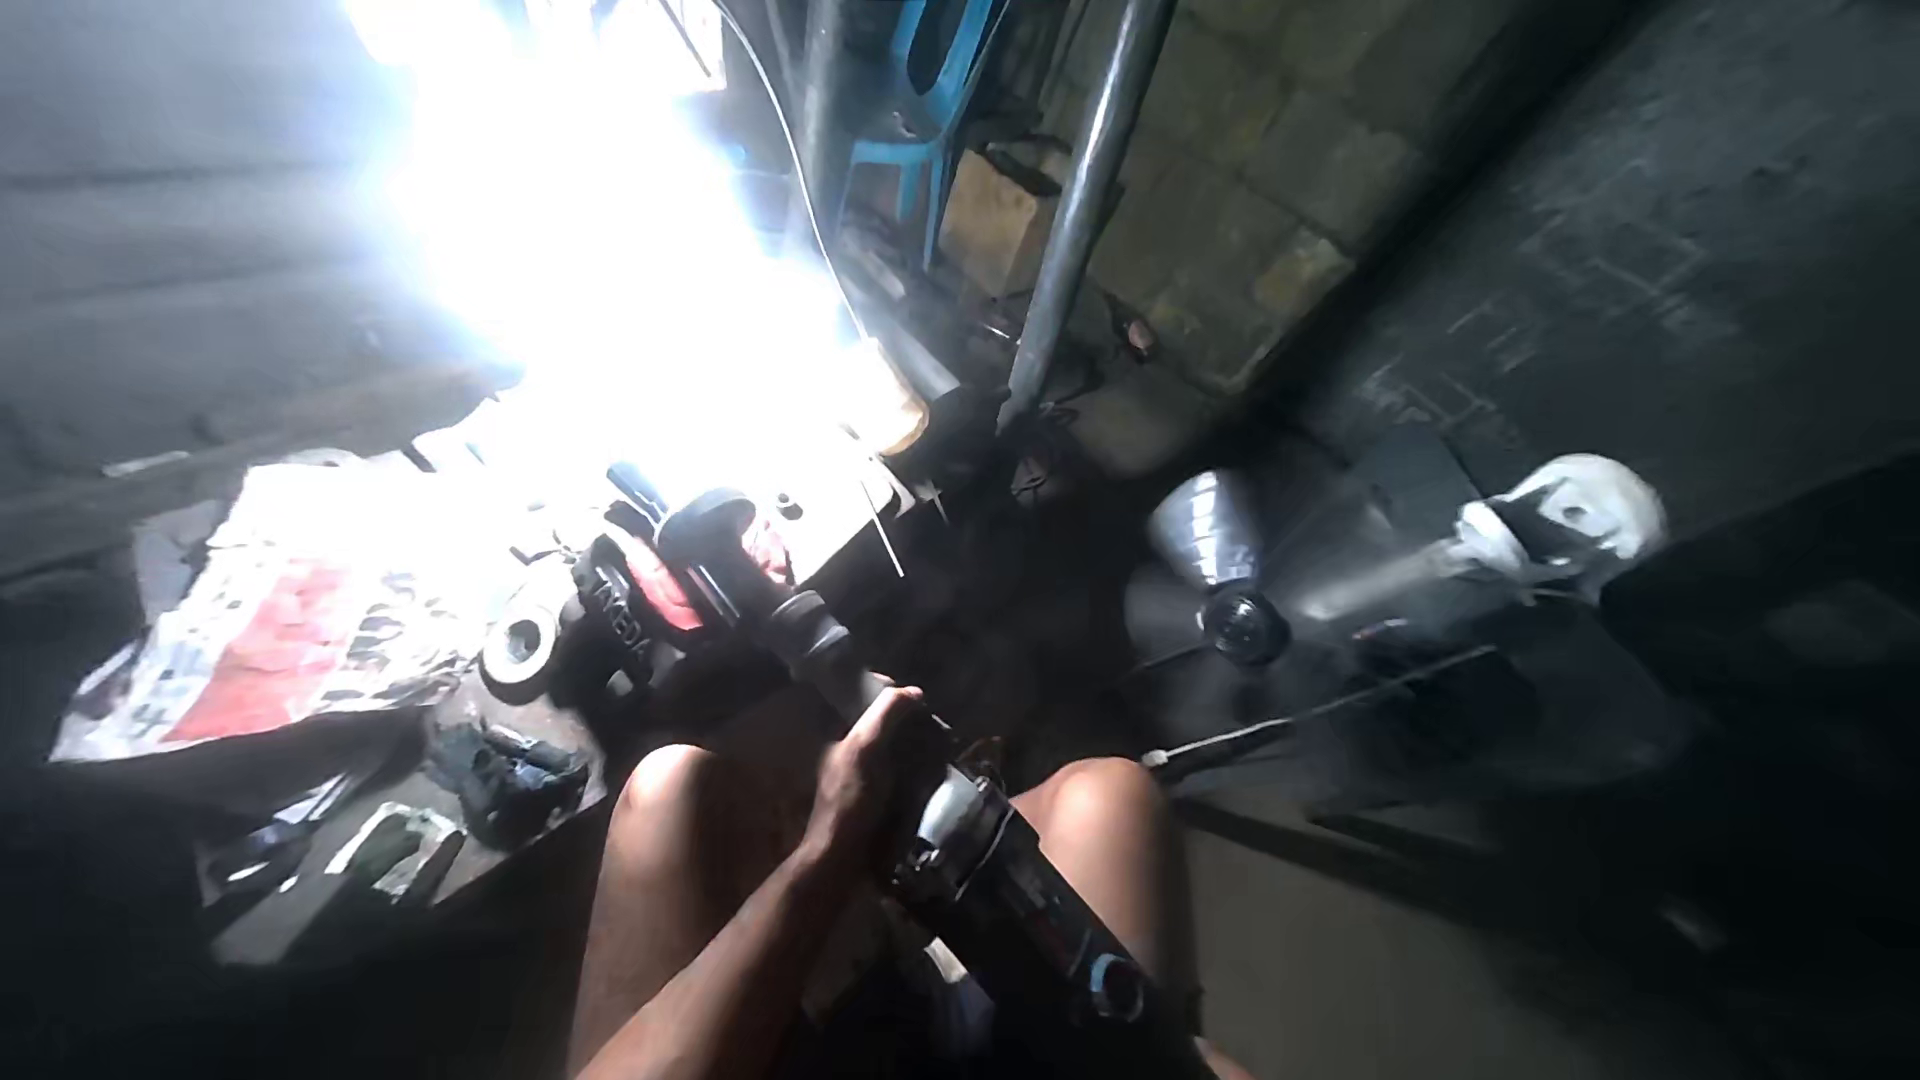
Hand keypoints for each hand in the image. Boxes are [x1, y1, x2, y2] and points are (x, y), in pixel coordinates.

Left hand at [801, 683, 922, 877]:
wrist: (840, 862)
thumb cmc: (850, 801)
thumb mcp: (865, 748)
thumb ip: (885, 714)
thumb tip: (914, 692)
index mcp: (839, 733)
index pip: (863, 695)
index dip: (889, 689)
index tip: (917, 697)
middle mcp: (849, 749)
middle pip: (882, 720)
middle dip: (907, 718)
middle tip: (934, 723)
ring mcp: (863, 775)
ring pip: (893, 746)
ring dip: (916, 744)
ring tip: (940, 746)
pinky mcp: (876, 798)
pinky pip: (900, 773)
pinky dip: (916, 769)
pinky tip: (932, 774)